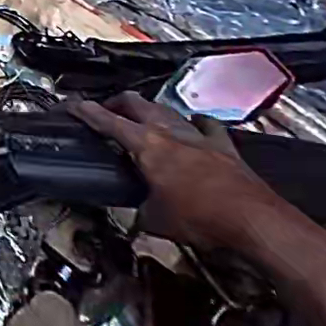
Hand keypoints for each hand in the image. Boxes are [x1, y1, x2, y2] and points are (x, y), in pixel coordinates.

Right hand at [70, 92, 308, 254]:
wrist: (258, 224)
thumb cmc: (203, 219)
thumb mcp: (158, 220)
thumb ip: (140, 211)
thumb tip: (135, 217)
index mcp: (144, 143)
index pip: (102, 118)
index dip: (81, 109)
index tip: (68, 104)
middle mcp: (168, 131)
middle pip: (133, 101)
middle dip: (115, 103)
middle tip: (105, 110)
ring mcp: (198, 136)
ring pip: (166, 109)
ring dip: (151, 110)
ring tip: (143, 116)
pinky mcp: (225, 147)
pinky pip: (206, 126)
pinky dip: (196, 125)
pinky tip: (194, 126)